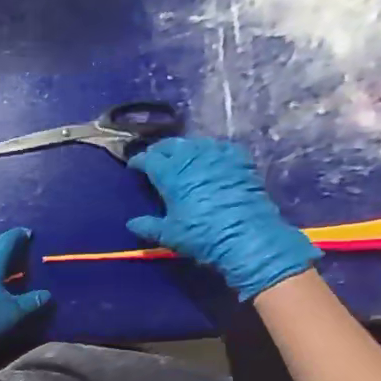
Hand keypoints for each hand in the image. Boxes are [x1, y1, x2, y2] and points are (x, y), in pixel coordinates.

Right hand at [126, 135, 320, 299]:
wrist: (248, 237)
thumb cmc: (202, 235)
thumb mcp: (169, 234)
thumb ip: (148, 226)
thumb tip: (132, 224)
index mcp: (170, 173)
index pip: (148, 158)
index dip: (138, 161)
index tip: (134, 166)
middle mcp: (192, 158)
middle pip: (170, 145)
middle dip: (160, 150)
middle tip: (155, 159)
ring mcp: (218, 157)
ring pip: (196, 143)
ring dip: (185, 148)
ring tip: (182, 157)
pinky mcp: (240, 161)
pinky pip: (222, 148)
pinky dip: (212, 150)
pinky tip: (212, 158)